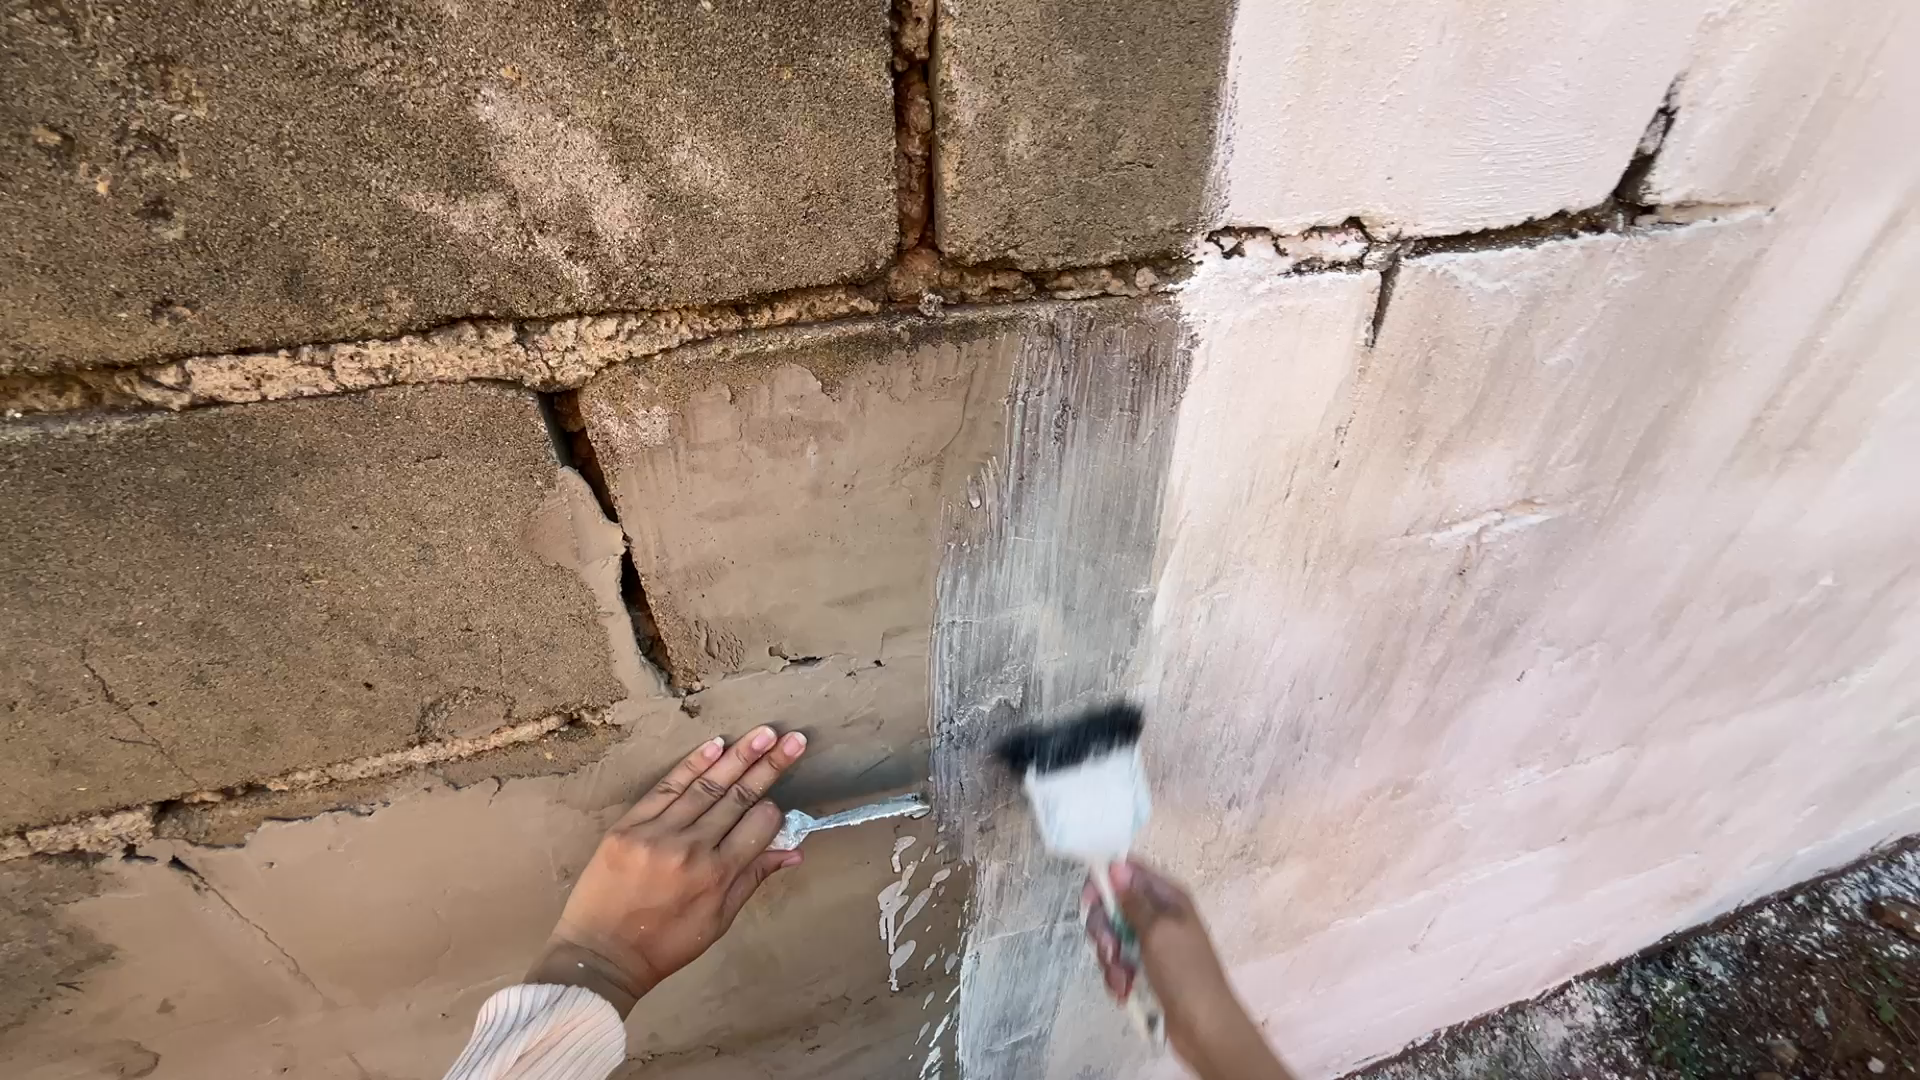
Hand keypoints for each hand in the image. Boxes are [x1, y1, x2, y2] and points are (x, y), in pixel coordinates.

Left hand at [528, 727, 807, 1014]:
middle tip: (794, 739)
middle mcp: (691, 849)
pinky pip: (668, 787)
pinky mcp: (629, 826)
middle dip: (770, 766)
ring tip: (765, 732)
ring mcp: (658, 834)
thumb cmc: (665, 944)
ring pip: (708, 786)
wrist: (597, 957)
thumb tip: (794, 851)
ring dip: (740, 755)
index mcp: (717, 876)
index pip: (759, 825)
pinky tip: (716, 743)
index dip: (773, 812)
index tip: (776, 805)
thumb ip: (754, 878)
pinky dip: (694, 764)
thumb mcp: (719, 920)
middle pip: (739, 797)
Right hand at [1084, 860, 1294, 1079]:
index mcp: (1167, 897)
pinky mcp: (1145, 969)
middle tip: (1110, 948)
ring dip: (1111, 958)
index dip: (1105, 880)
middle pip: (1113, 905)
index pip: (1129, 872)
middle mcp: (1158, 915)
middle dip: (1104, 928)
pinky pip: (1118, 963)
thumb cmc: (1185, 972)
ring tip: (1123, 979)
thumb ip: (1132, 900)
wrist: (1207, 1030)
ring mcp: (1151, 943)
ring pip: (1112, 936)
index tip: (1089, 900)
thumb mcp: (1157, 931)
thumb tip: (1116, 865)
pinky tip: (1125, 991)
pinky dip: (1117, 976)